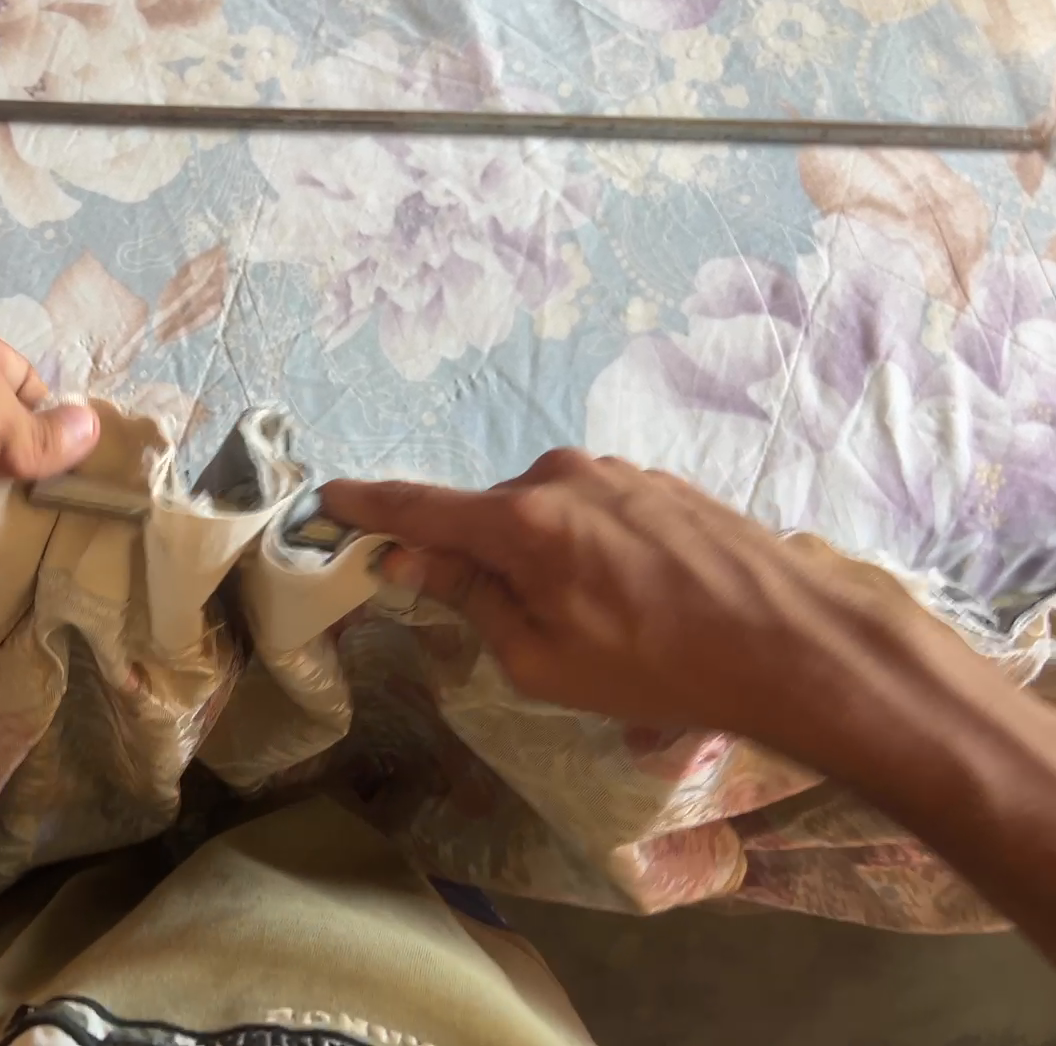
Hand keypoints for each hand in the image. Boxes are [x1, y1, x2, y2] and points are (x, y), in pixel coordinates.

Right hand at [320, 450, 999, 758]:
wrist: (809, 647)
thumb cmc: (657, 666)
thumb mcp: (538, 657)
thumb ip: (466, 596)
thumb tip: (406, 558)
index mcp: (519, 521)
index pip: (417, 506)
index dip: (366, 503)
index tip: (327, 496)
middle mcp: (556, 477)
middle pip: (479, 512)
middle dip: (469, 551)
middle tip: (497, 608)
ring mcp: (611, 471)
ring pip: (532, 508)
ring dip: (526, 547)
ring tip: (580, 604)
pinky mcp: (652, 478)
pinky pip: (580, 504)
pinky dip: (571, 537)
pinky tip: (621, 582)